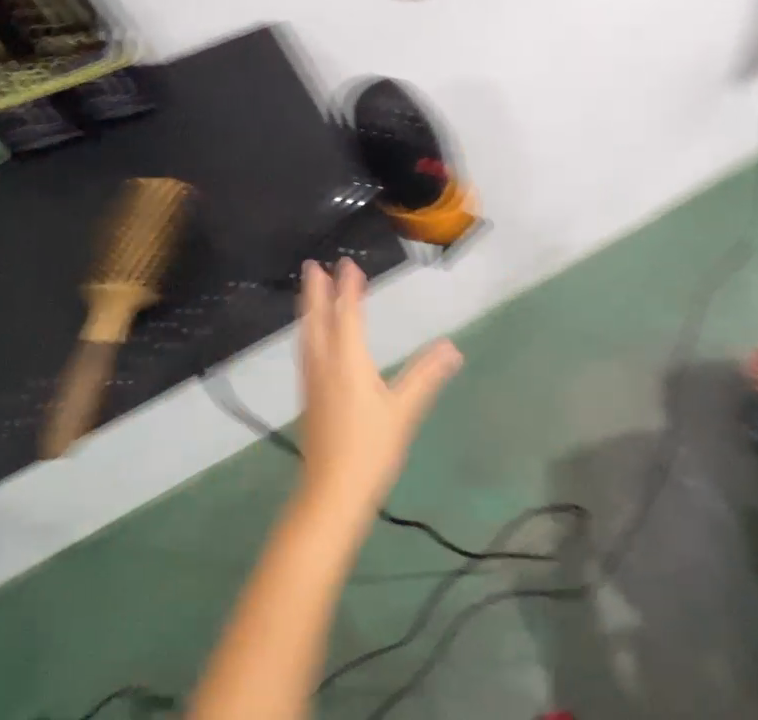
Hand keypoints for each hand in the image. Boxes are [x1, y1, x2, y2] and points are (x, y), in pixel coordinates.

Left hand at [297, 260, 461, 512]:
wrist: (332, 493)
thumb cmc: (371, 449)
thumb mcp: (405, 411)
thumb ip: (427, 376)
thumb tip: (452, 347)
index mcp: (349, 364)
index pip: (348, 317)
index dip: (348, 290)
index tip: (347, 264)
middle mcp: (325, 368)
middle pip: (318, 323)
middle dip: (316, 294)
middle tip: (313, 267)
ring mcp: (313, 385)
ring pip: (307, 338)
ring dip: (309, 312)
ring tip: (310, 295)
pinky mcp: (310, 401)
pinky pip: (306, 354)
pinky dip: (308, 335)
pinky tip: (311, 342)